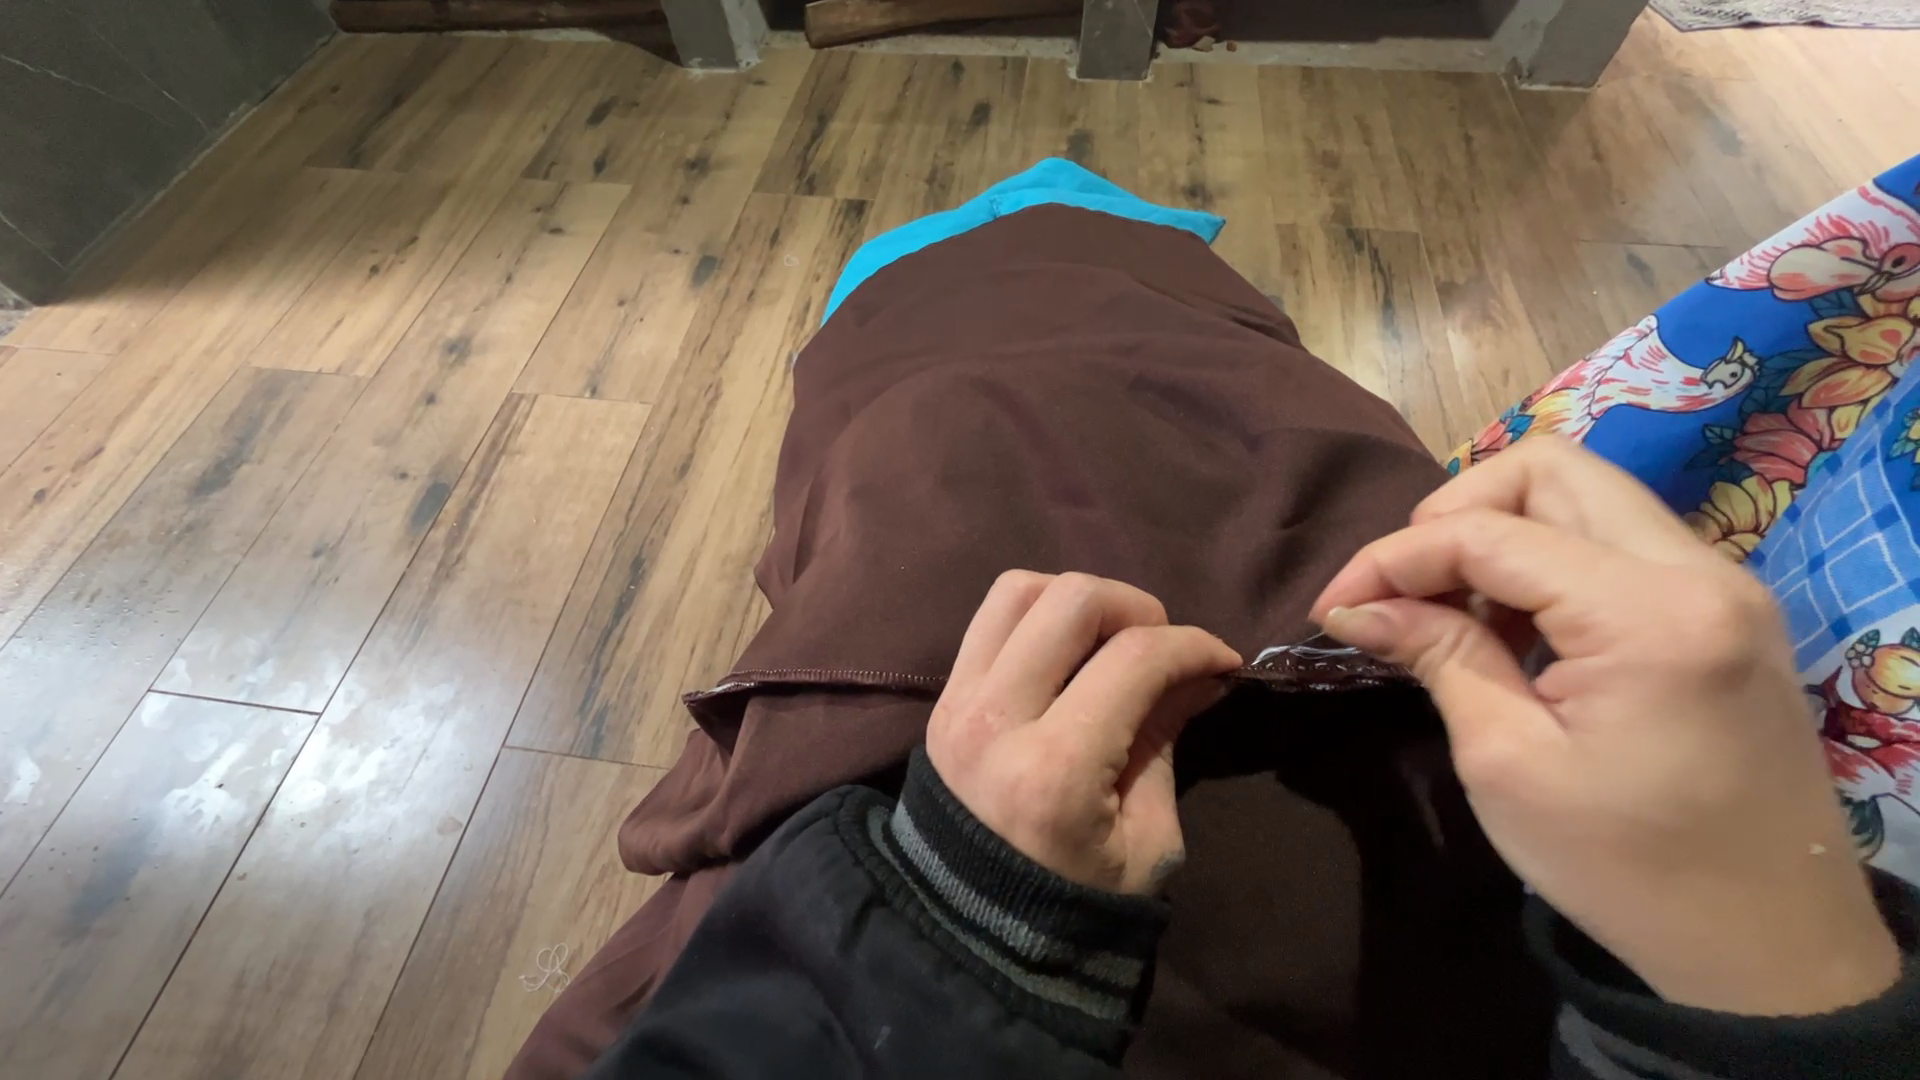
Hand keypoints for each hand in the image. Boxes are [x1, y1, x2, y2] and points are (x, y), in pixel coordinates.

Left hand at [926, 571, 1241, 894]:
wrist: (969, 929)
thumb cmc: (1073, 902)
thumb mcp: (1147, 842)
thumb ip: (1164, 740)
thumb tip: (1196, 673)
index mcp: (1054, 768)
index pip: (1134, 659)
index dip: (1192, 644)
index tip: (1222, 660)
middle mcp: (996, 717)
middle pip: (1072, 600)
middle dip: (1136, 606)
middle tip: (1162, 645)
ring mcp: (957, 699)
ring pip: (1019, 590)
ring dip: (1078, 599)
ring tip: (1111, 638)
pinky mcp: (942, 696)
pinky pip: (990, 618)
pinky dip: (1038, 613)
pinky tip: (1067, 649)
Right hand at [1312, 437, 1899, 1015]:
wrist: (1767, 949)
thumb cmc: (1623, 864)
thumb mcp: (1504, 758)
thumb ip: (1434, 654)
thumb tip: (1352, 605)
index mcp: (1649, 615)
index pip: (1486, 533)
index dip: (1391, 558)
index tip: (1333, 607)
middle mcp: (1698, 573)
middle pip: (1547, 468)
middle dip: (1450, 514)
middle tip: (1404, 585)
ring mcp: (1715, 585)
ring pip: (1577, 492)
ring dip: (1490, 531)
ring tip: (1444, 606)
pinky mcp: (1712, 610)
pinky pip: (1603, 538)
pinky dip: (1533, 558)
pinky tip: (1500, 622)